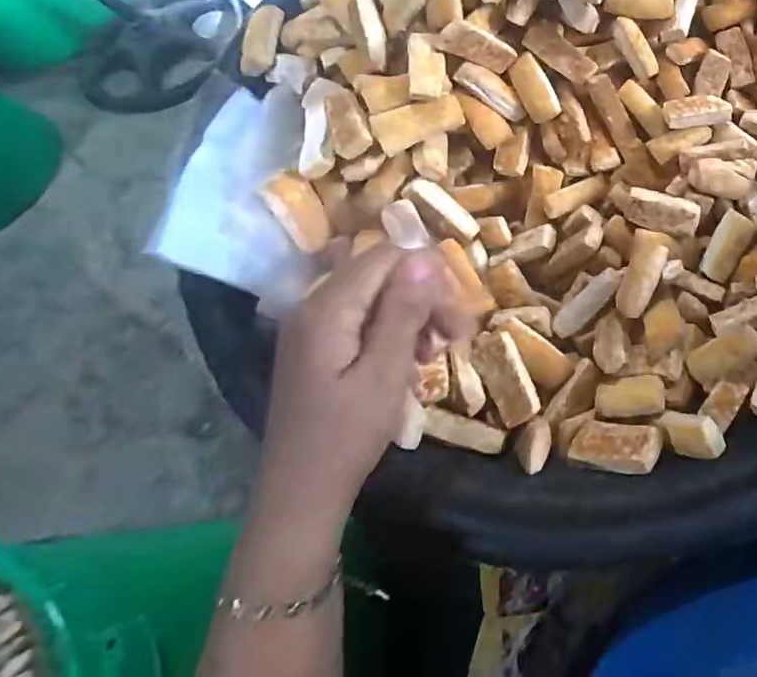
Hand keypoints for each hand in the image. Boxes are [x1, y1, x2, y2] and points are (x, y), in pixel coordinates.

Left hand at [257, 245, 473, 523]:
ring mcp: (311, 324)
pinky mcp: (316, 344)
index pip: (387, 257)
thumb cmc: (346, 439)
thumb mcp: (384, 375)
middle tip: (454, 338)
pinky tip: (408, 360)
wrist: (299, 498)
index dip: (429, 276)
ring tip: (433, 353)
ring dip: (412, 313)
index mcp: (326, 308)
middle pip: (381, 271)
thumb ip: (403, 312)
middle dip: (424, 295)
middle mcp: (313, 304)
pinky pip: (362, 316)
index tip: (456, 318)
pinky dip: (392, 329)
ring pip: (375, 293)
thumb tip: (424, 258)